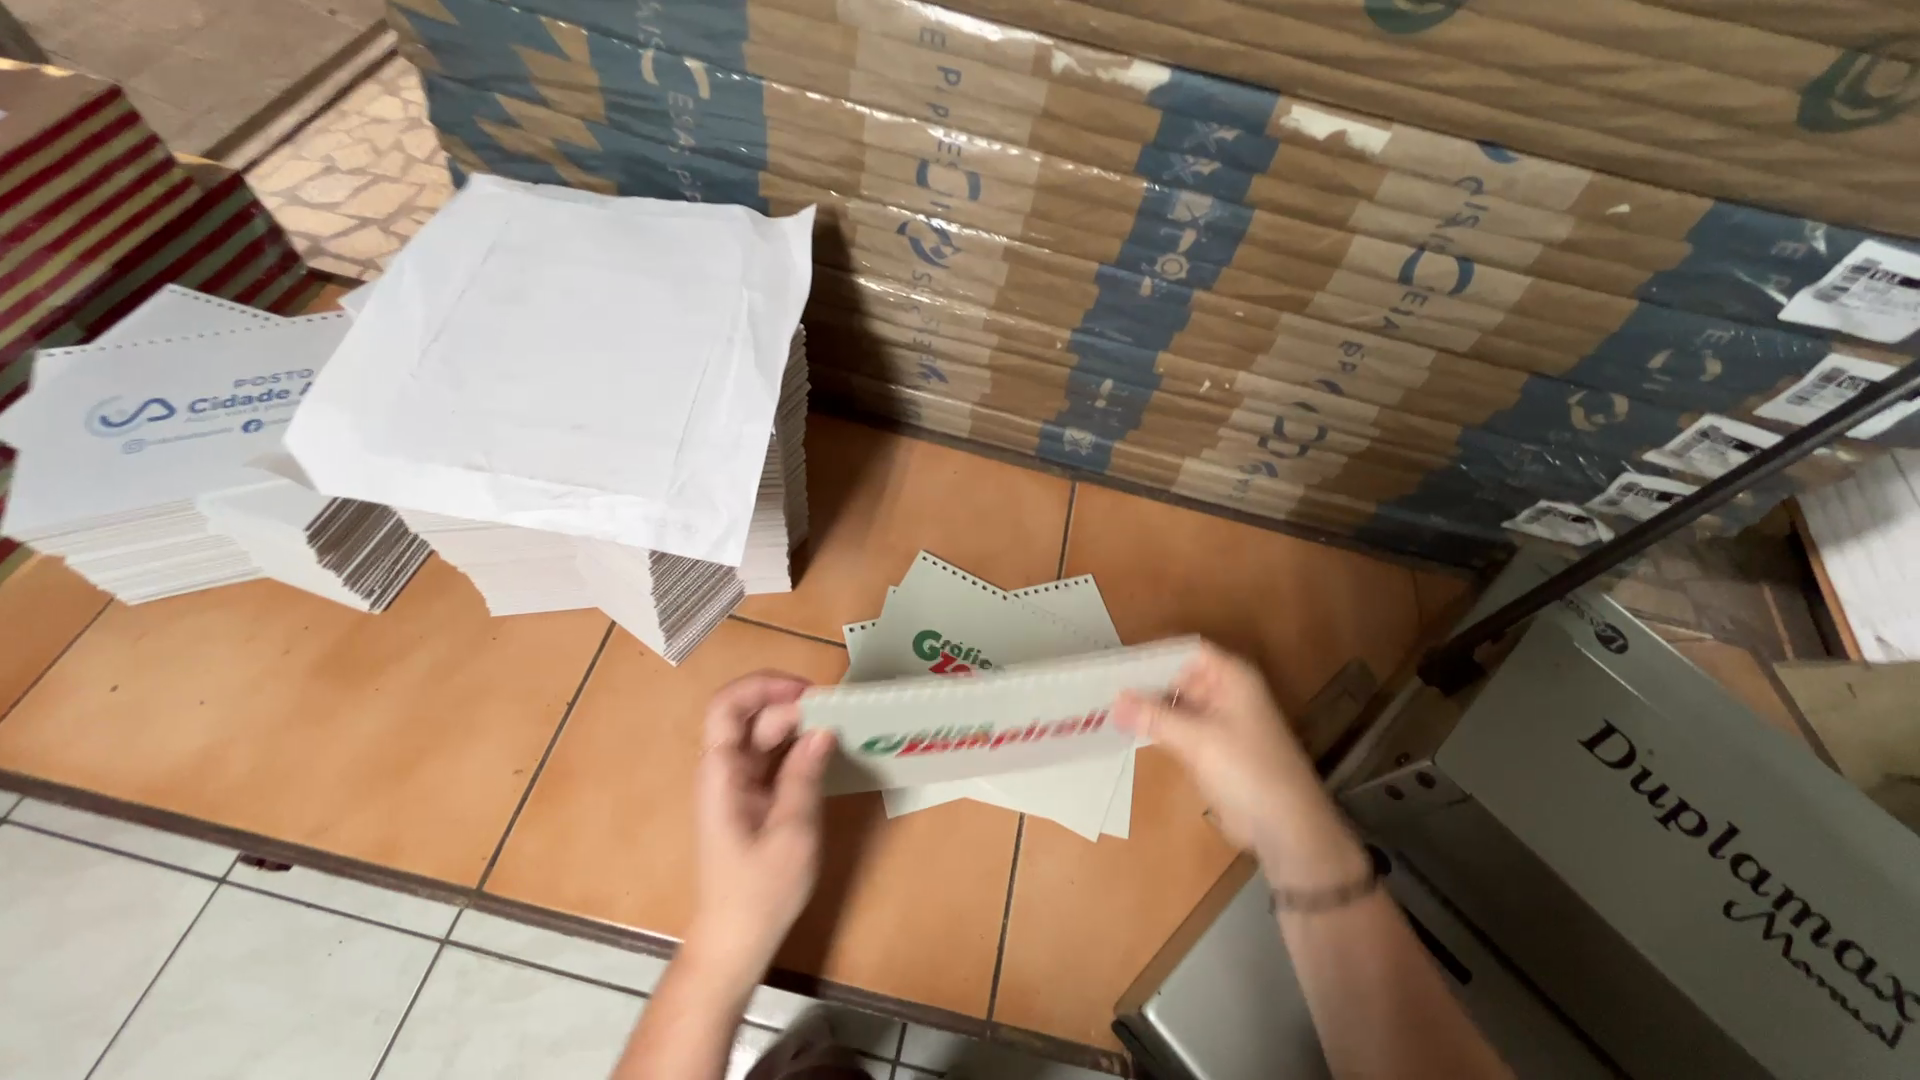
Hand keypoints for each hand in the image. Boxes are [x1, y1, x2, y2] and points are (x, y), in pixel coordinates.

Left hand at [686, 672, 835, 986]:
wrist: (736, 940)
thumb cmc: (760, 891)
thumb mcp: (792, 833)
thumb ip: (804, 776)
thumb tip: (823, 729)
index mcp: (721, 774)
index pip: (728, 706)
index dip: (764, 686)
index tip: (809, 693)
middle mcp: (724, 771)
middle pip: (749, 717)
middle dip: (790, 704)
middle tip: (837, 710)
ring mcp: (737, 784)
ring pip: (762, 735)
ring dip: (797, 724)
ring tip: (838, 725)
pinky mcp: (752, 798)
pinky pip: (772, 758)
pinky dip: (797, 748)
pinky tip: (826, 750)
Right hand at [1114, 642, 1367, 888]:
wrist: (1286, 827)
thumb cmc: (1249, 771)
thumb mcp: (1198, 739)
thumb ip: (1154, 717)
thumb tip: (1115, 699)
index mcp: (1231, 678)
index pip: (1185, 650)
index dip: (1151, 654)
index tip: (1114, 663)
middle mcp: (1223, 692)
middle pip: (1176, 676)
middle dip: (1143, 682)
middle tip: (1099, 688)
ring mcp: (1216, 721)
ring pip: (1173, 704)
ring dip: (1145, 707)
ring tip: (1102, 707)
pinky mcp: (1209, 749)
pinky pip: (1175, 729)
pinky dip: (1154, 728)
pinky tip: (1124, 730)